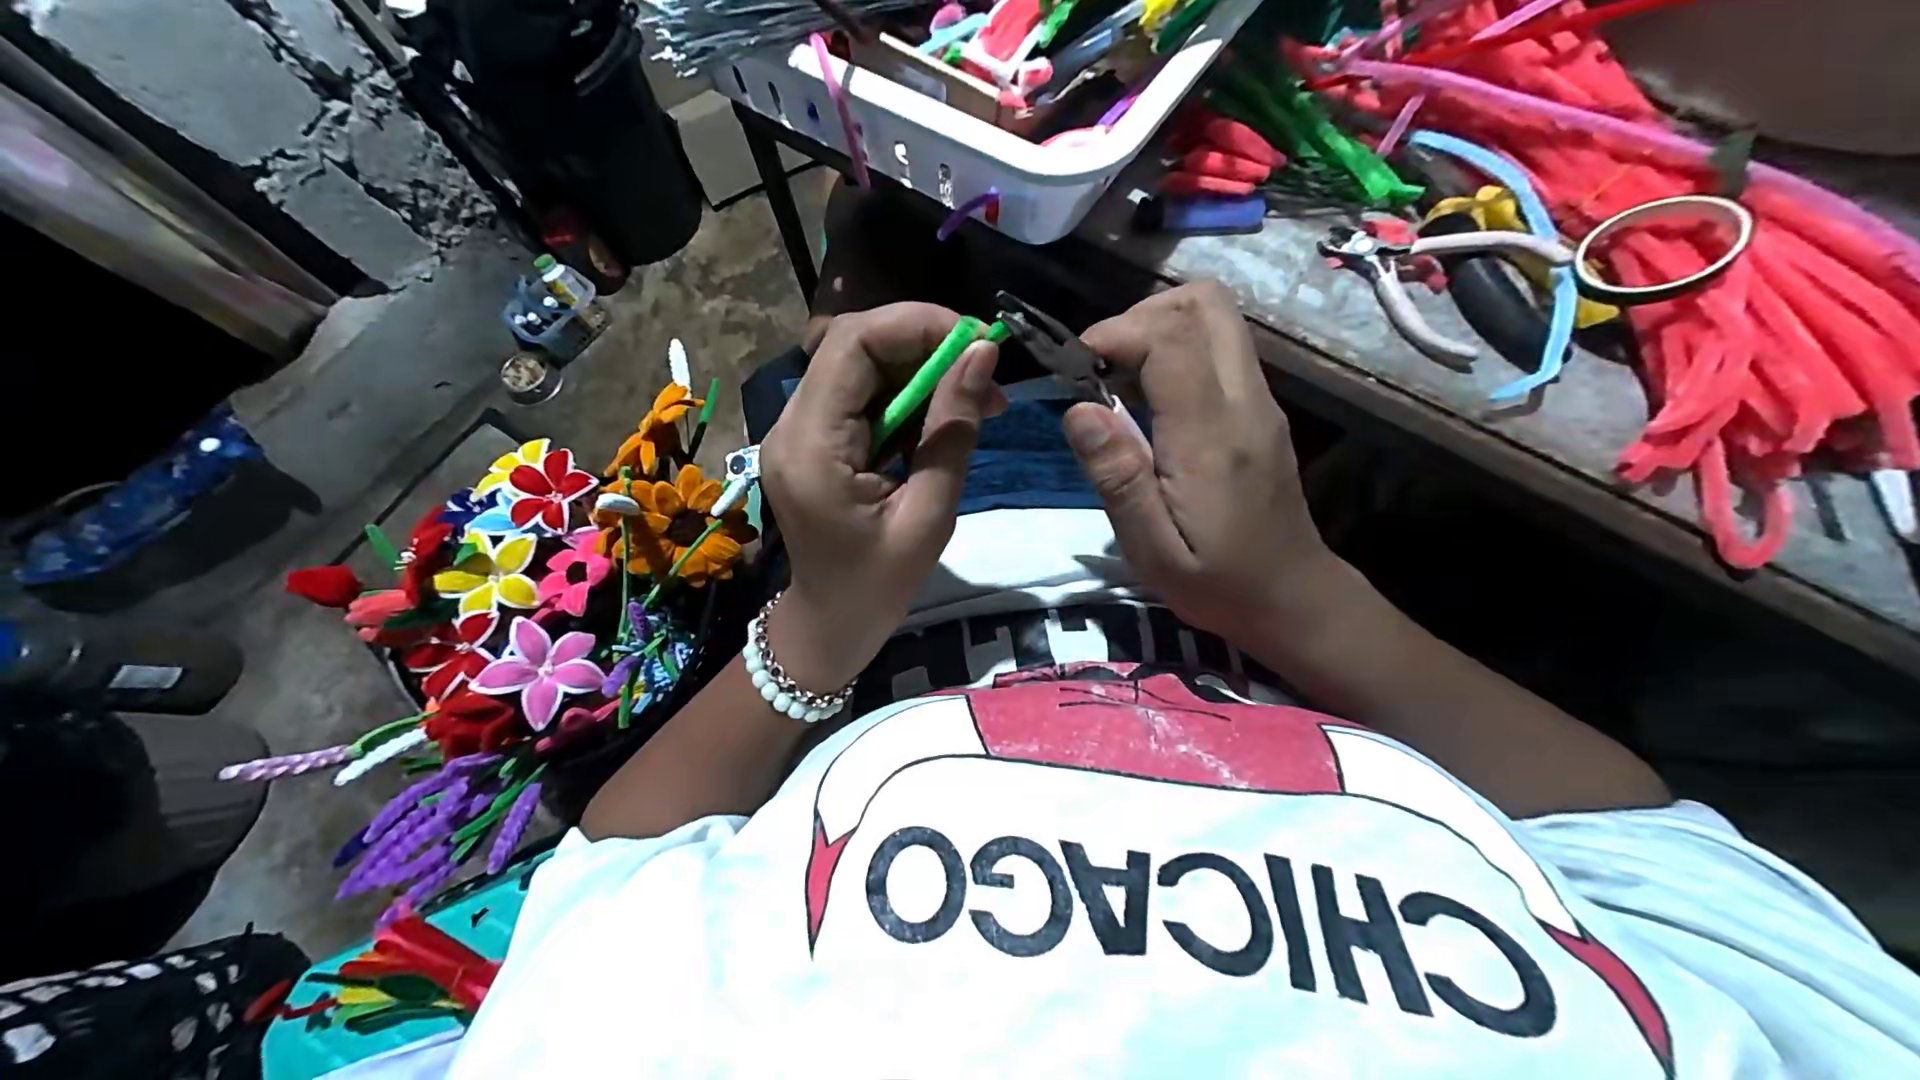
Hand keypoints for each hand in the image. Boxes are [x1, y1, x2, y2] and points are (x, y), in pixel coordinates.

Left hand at [760, 303, 1005, 690]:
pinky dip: (907, 395)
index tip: (976, 340)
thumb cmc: (879, 585)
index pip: (852, 344)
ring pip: (861, 367)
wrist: (830, 623)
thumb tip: (982, 357)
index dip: (916, 324)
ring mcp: (798, 431)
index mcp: (811, 446)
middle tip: (985, 370)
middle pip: (854, 347)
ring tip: (979, 397)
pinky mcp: (813, 441)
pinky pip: (861, 396)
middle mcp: (792, 425)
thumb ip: (952, 431)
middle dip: (925, 345)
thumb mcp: (929, 515)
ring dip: (922, 369)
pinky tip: (946, 415)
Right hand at [1065, 282, 1335, 641]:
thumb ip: (1118, 476)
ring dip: (1158, 329)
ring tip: (1119, 379)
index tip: (1075, 365)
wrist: (1291, 597)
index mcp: (1212, 436)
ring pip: (1216, 318)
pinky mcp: (1260, 410)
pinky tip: (1149, 401)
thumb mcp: (1152, 549)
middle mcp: (1244, 402)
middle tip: (1102, 364)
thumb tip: (1079, 410)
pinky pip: (1219, 349)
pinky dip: (1176, 351)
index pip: (1170, 339)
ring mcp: (1259, 401)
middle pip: (1205, 303)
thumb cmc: (1216, 582)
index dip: (1116, 333)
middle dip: (1141, 316)